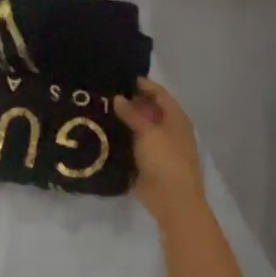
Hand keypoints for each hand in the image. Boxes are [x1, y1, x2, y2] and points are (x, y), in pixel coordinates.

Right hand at [113, 78, 206, 224]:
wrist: (172, 199)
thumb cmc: (165, 159)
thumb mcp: (148, 132)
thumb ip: (132, 113)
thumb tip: (117, 97)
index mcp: (176, 118)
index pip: (160, 94)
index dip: (143, 84)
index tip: (121, 77)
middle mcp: (168, 129)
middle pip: (149, 110)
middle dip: (130, 102)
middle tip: (105, 93)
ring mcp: (158, 146)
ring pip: (139, 127)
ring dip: (123, 121)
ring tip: (99, 110)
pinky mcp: (147, 161)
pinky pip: (132, 144)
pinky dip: (121, 138)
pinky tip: (102, 133)